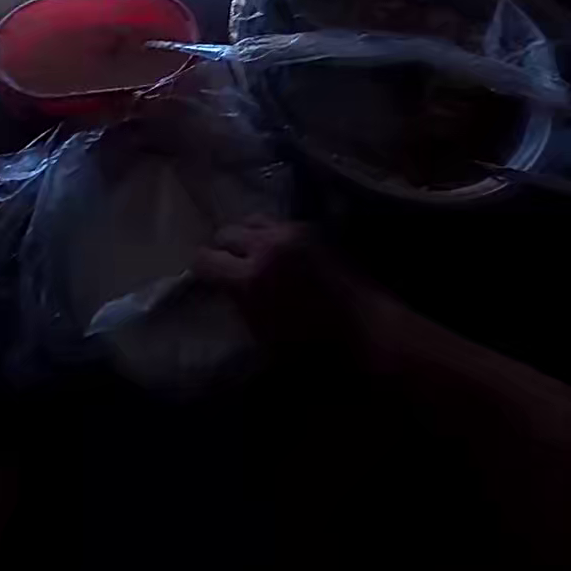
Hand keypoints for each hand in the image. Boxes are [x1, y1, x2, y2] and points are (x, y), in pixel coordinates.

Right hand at [194, 216, 360, 354]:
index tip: (203, 276)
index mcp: (250, 278)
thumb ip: (239, 306)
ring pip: (252, 220)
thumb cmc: (315, 349)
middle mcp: (266, 246)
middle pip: (226, 232)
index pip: (204, 259)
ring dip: (247, 236)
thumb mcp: (264, 338)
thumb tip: (225, 291)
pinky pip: (280, 224)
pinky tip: (280, 252)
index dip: (200, 268)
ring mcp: (291, 233)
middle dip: (222, 248)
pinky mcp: (312, 229)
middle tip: (227, 265)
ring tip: (253, 253)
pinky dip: (273, 234)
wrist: (370, 331)